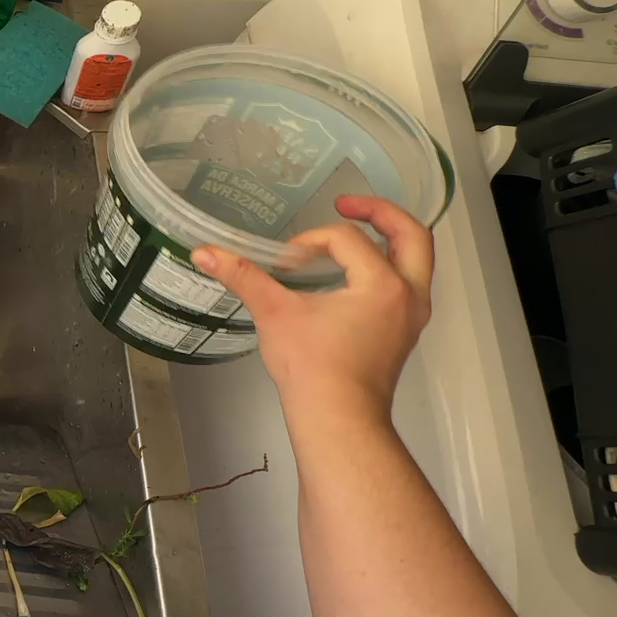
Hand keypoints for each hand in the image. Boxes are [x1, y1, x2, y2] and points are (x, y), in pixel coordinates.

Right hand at [191, 196, 433, 421]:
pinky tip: (347, 277)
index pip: (347, 240)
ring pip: (414, 261)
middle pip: (411, 237)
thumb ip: (242, 276)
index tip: (282, 262)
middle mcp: (409, 294)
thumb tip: (203, 252)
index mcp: (383, 284)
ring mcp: (411, 315)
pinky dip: (382, 268)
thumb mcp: (273, 312)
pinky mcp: (402, 331)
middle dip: (379, 213)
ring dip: (384, 242)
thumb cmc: (312, 365)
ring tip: (350, 236)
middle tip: (345, 203)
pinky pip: (404, 284)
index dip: (309, 241)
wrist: (337, 414)